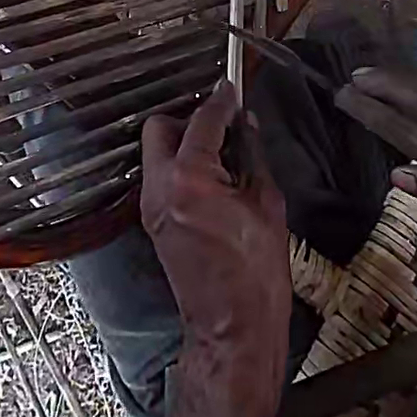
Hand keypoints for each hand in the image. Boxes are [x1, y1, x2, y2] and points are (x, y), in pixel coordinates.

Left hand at [140, 82, 289, 348]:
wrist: (231, 327)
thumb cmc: (256, 274)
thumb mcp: (267, 205)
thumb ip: (252, 157)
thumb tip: (246, 126)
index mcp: (190, 180)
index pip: (202, 122)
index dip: (220, 101)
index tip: (231, 89)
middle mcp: (160, 186)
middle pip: (160, 127)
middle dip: (188, 120)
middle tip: (221, 129)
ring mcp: (149, 204)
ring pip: (155, 150)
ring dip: (183, 143)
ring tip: (220, 157)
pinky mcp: (150, 219)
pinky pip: (159, 175)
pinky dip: (178, 166)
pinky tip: (209, 179)